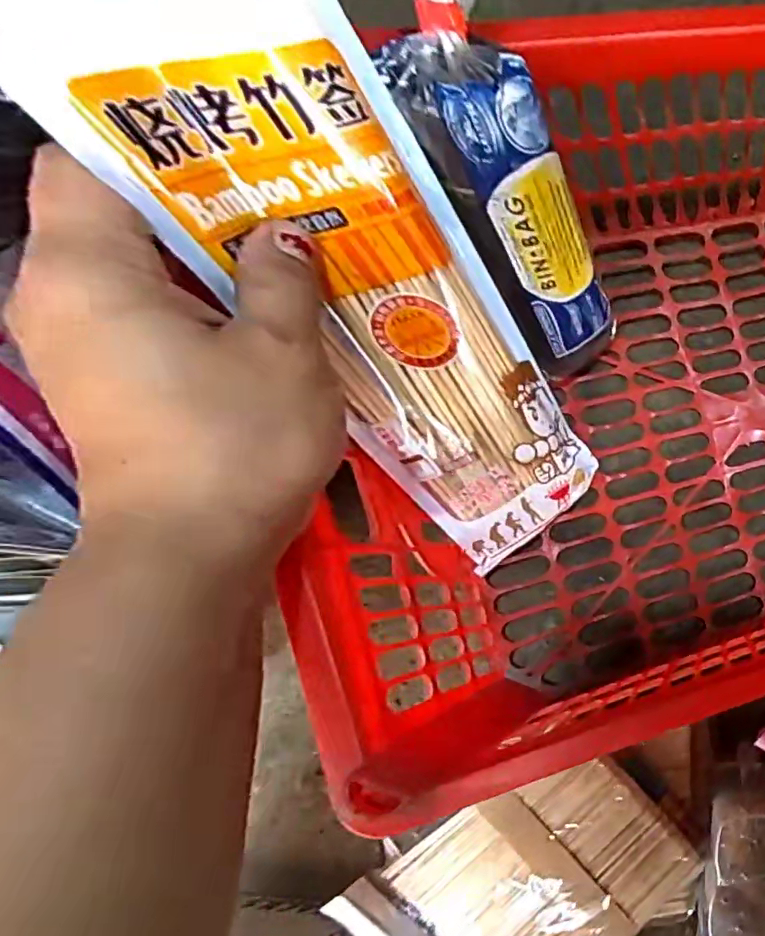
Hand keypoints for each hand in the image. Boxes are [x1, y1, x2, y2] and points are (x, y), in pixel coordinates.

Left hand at [4, 147, 342, 570]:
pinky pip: (154, 319)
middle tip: (289, 216)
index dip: (154, 154)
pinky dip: (208, 312)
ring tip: (293, 272)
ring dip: (216, 270)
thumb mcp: (282, 354)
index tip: (234, 162)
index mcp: (85, 272)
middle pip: (119, 223)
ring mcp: (78, 341)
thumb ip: (280, 284)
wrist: (194, 538)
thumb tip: (284, 235)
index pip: (83, 170)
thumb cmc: (239, 437)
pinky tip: (271, 328)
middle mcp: (57, 294)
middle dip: (204, 216)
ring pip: (144, 276)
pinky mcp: (110, 378)